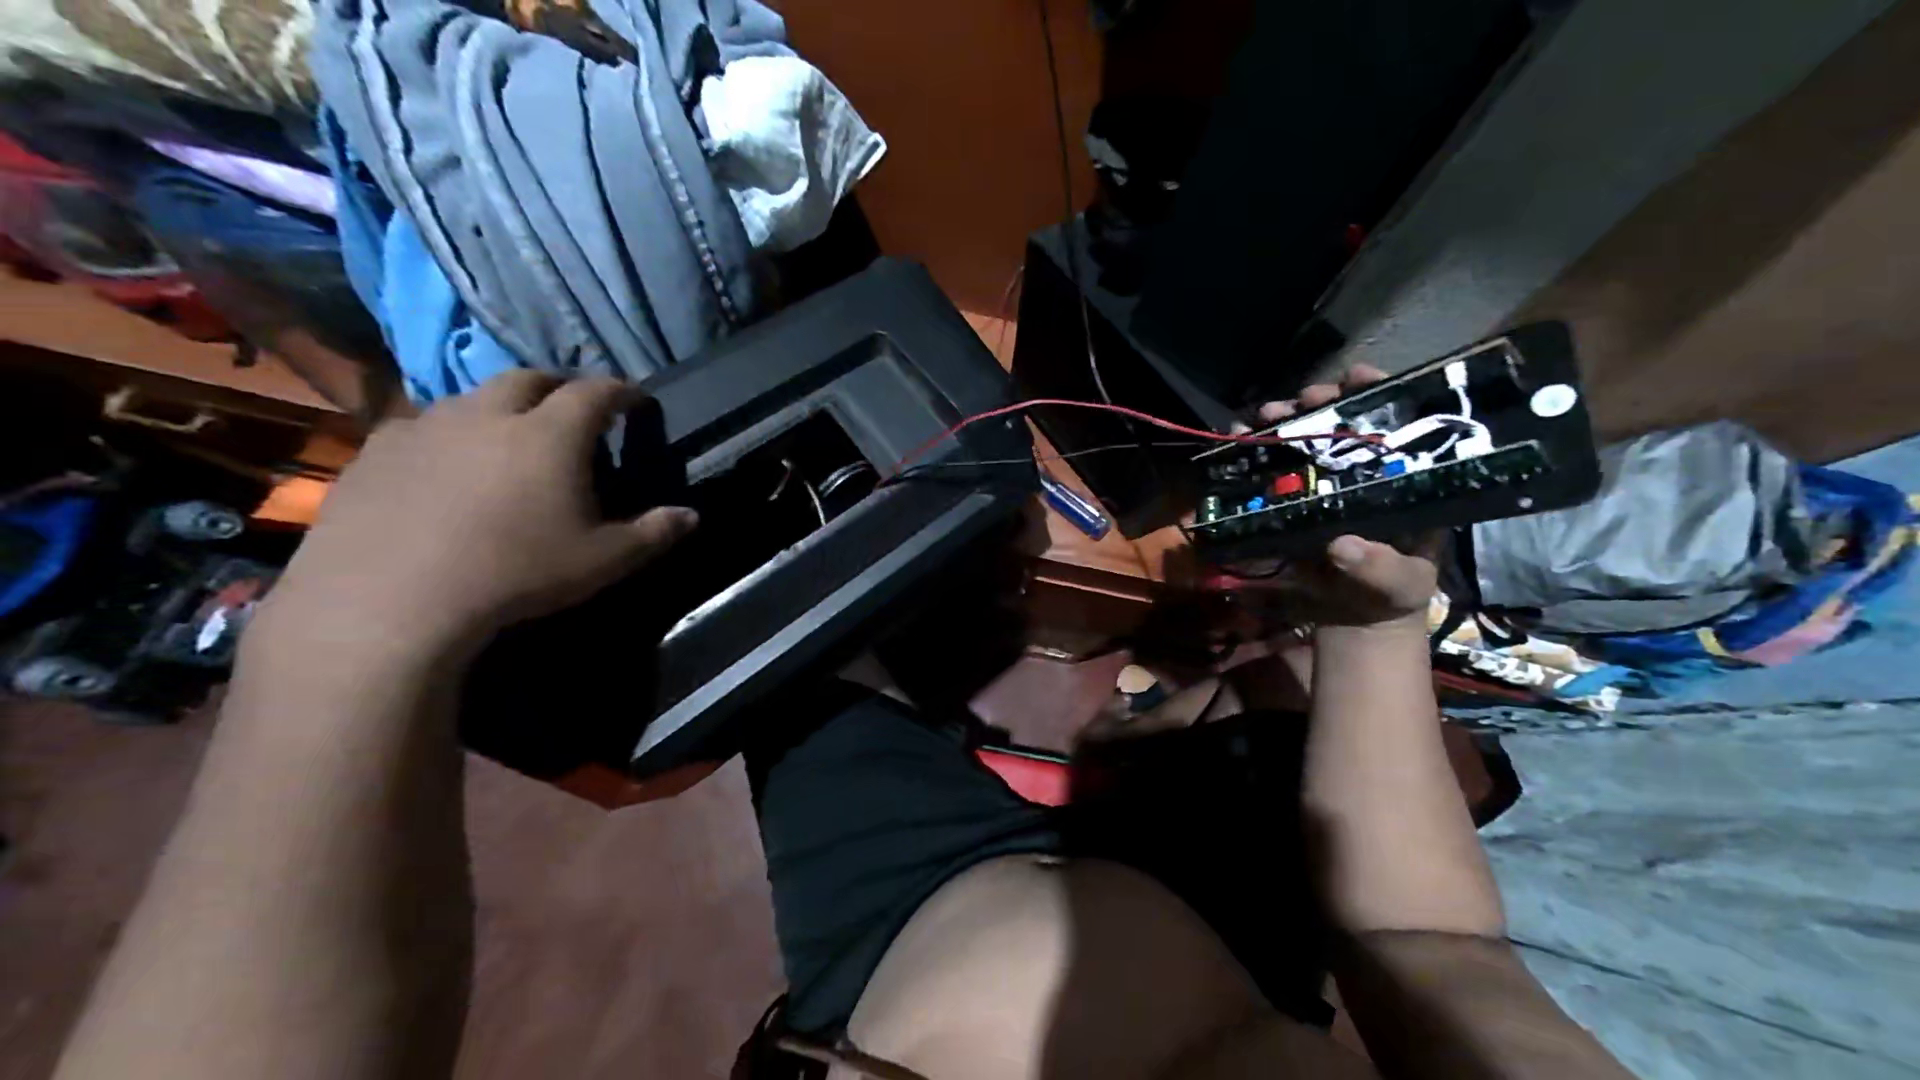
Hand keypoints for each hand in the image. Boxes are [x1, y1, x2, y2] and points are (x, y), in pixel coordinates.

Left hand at [254, 373, 697, 662]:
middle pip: (529, 378)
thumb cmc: (517, 573)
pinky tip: (445, 467)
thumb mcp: (603, 560)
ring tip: (507, 437)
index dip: (620, 392)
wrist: (391, 598)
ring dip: (500, 408)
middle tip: (571, 410)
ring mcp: (426, 427)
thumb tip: (692, 516)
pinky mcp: (378, 451)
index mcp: (551, 433)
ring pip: (472, 398)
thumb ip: (654, 533)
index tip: (635, 400)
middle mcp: (489, 414)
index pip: (595, 392)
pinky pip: (422, 426)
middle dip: (558, 387)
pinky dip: (448, 435)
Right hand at [1246, 364, 1437, 630]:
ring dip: (1282, 422)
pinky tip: (1237, 440)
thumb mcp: (1398, 585)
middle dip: (1318, 404)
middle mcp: (1363, 471)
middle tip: (1299, 401)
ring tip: (1261, 418)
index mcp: (1403, 480)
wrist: (1351, 618)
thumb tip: (1341, 546)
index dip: (1380, 393)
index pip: (1397, 422)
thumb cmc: (1390, 595)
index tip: (1355, 377)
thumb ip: (1378, 569)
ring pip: (1304, 439)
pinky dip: (1253, 452)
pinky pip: (1271, 470)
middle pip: (1342, 423)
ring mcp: (1324, 483)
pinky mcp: (1291, 500)